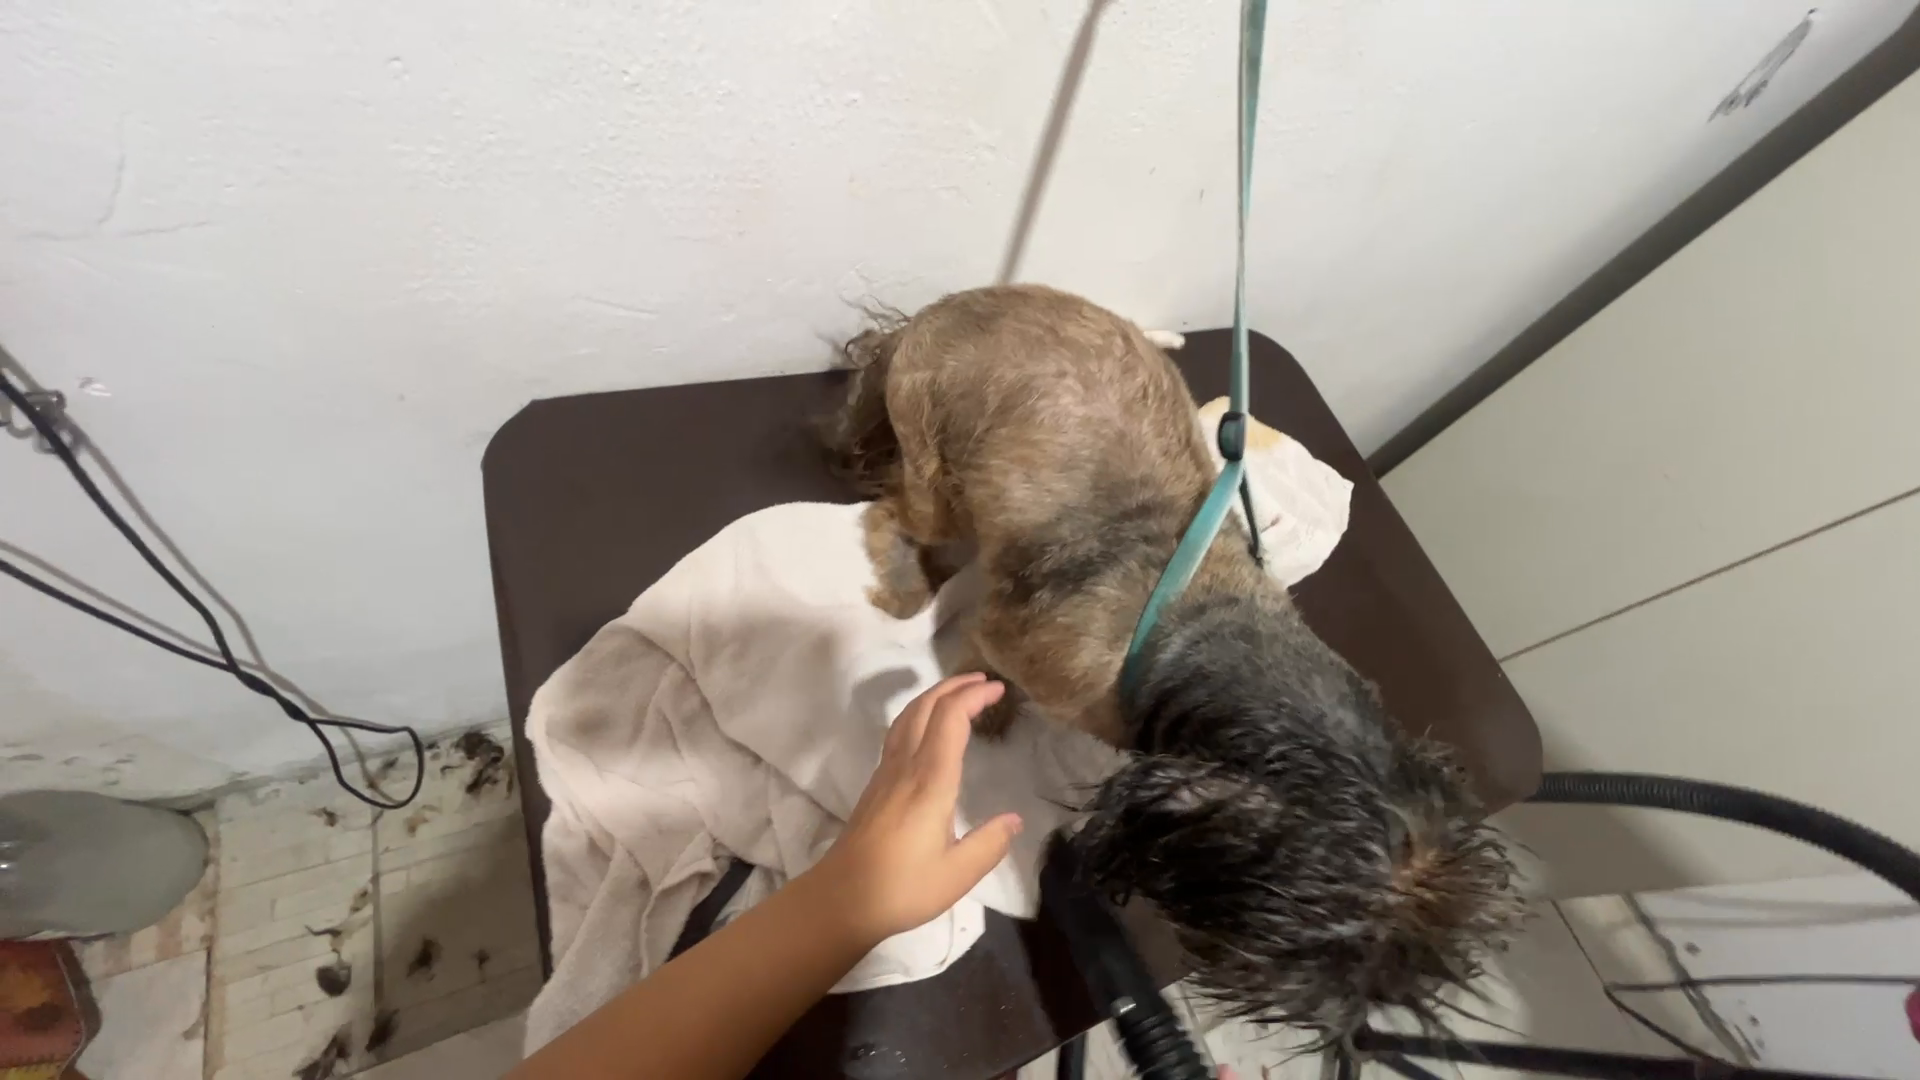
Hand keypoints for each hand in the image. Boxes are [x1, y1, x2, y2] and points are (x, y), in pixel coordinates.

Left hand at [803, 673, 1023, 943]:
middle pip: (926, 706)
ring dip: (934, 695)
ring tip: (959, 692)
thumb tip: (1014, 819)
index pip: (951, 719)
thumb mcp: (957, 874)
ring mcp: (887, 771)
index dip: (974, 696)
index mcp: (931, 780)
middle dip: (955, 686)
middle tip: (983, 681)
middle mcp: (907, 765)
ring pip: (908, 715)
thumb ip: (989, 844)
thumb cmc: (902, 887)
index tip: (998, 689)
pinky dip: (920, 713)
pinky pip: (899, 730)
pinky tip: (928, 725)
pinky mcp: (877, 782)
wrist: (842, 897)